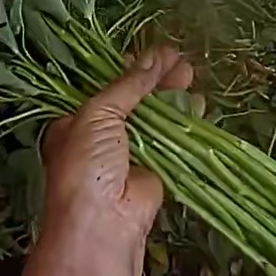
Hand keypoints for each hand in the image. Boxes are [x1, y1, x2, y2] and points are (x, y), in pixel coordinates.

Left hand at [41, 45, 192, 247]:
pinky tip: (197, 106)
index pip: (108, 86)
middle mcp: (101, 135)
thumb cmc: (87, 163)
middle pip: (134, 99)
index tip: (156, 52)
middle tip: (180, 59)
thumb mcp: (99, 114)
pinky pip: (170, 141)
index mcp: (78, 119)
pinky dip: (184, 123)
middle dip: (156, 80)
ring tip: (191, 75)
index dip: (131, 68)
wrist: (102, 224)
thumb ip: (128, 85)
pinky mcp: (154, 170)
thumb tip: (154, 56)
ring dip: (173, 97)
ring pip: (154, 118)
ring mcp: (128, 153)